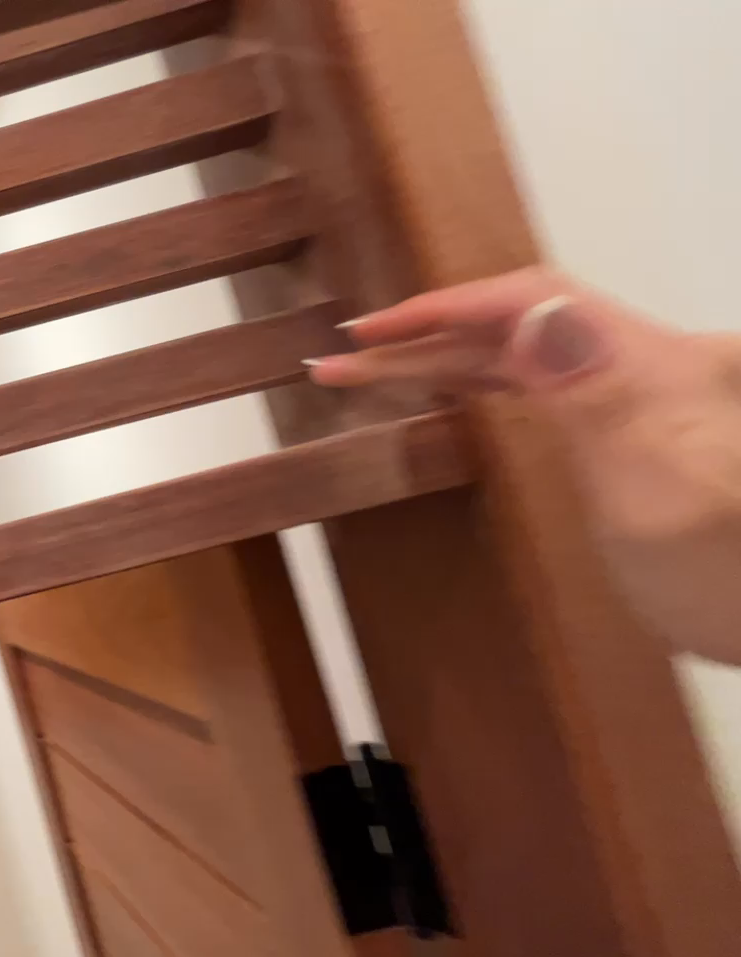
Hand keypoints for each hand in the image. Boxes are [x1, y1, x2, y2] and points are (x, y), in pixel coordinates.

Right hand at [305, 268, 740, 662]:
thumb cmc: (729, 576)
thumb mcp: (665, 498)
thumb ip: (603, 401)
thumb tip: (534, 316)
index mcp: (661, 363)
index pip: (534, 300)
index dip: (440, 309)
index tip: (362, 334)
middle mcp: (652, 359)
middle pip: (518, 323)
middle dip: (418, 338)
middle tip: (335, 364)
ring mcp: (643, 387)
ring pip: (519, 350)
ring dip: (433, 357)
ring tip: (358, 373)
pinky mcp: (631, 415)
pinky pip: (536, 377)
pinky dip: (471, 376)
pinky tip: (436, 384)